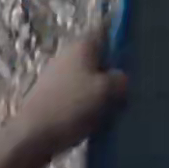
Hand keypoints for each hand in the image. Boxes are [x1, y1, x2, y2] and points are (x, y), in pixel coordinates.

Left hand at [9, 24, 128, 155]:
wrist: (31, 137)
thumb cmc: (71, 107)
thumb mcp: (106, 91)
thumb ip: (121, 80)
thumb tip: (122, 79)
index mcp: (83, 44)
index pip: (107, 29)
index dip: (122, 37)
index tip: (137, 53)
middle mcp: (69, 53)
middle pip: (99, 55)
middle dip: (114, 68)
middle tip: (131, 86)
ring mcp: (58, 74)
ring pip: (89, 76)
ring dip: (102, 89)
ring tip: (116, 107)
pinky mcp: (51, 94)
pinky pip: (78, 93)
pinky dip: (88, 103)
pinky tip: (96, 120)